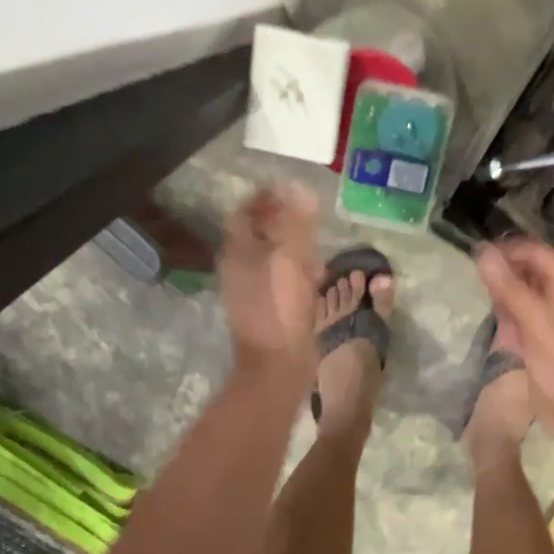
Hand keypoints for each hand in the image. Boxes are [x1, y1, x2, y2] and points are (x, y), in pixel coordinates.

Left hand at [219, 184, 321, 378]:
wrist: (277, 366)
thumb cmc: (281, 308)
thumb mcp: (291, 258)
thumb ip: (295, 221)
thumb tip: (300, 187)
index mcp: (237, 251)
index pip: (246, 210)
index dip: (267, 196)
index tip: (293, 188)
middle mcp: (238, 268)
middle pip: (259, 232)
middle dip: (285, 221)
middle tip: (310, 216)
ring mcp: (251, 290)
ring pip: (272, 256)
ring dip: (294, 248)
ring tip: (317, 247)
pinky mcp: (267, 308)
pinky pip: (281, 279)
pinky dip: (297, 272)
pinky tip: (316, 278)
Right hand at [474, 239, 553, 448]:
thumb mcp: (533, 320)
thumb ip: (507, 285)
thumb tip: (481, 250)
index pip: (534, 251)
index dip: (505, 252)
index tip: (474, 260)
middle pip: (530, 273)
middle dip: (506, 284)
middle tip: (486, 299)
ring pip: (527, 299)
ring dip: (509, 309)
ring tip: (503, 328)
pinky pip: (530, 322)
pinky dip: (516, 328)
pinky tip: (510, 344)